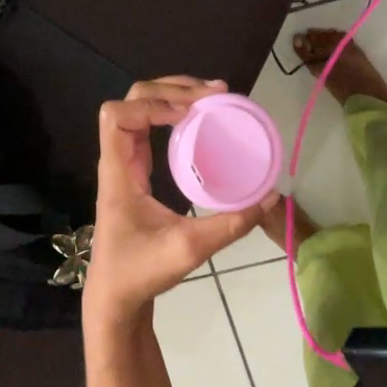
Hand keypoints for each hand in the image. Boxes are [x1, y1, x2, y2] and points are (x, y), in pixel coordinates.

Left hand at [83, 78, 271, 328]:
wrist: (115, 298)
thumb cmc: (141, 272)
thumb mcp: (188, 250)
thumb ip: (230, 225)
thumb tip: (270, 196)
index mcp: (119, 173)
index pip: (117, 116)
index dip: (151, 104)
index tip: (188, 113)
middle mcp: (119, 160)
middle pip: (132, 100)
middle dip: (170, 88)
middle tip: (213, 94)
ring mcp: (126, 163)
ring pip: (139, 109)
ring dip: (172, 95)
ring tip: (211, 97)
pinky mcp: (136, 170)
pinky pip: (148, 125)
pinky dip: (172, 113)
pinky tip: (199, 119)